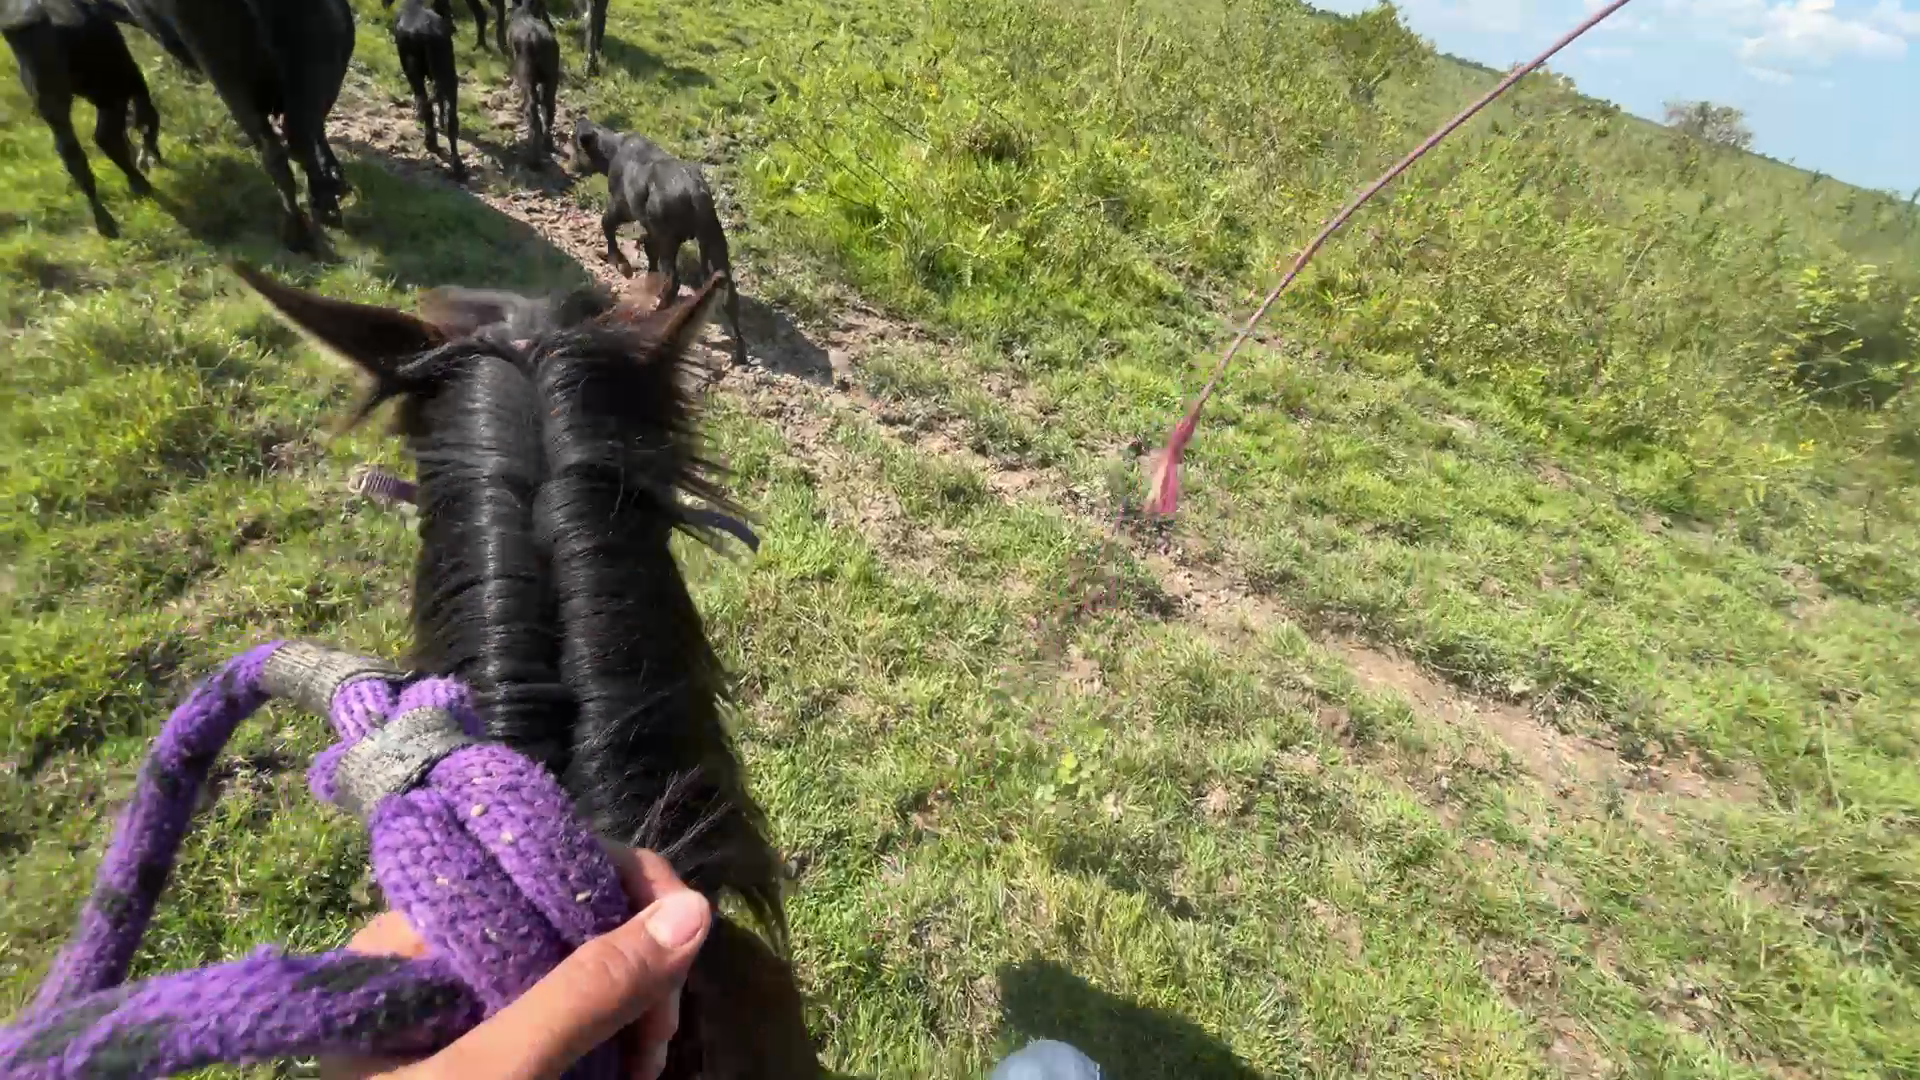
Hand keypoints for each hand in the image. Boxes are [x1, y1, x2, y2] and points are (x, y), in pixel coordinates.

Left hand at [319, 846, 710, 1079]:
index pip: (544, 861)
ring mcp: (475, 1000)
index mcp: (418, 940)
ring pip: (590, 955)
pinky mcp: (501, 1041)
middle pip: (578, 906)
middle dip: (640, 957)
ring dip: (637, 1001)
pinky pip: (581, 1004)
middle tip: (660, 1035)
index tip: (675, 950)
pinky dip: (617, 1029)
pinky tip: (632, 1067)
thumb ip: (585, 994)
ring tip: (648, 1063)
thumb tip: (698, 907)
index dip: (628, 886)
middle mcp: (447, 954)